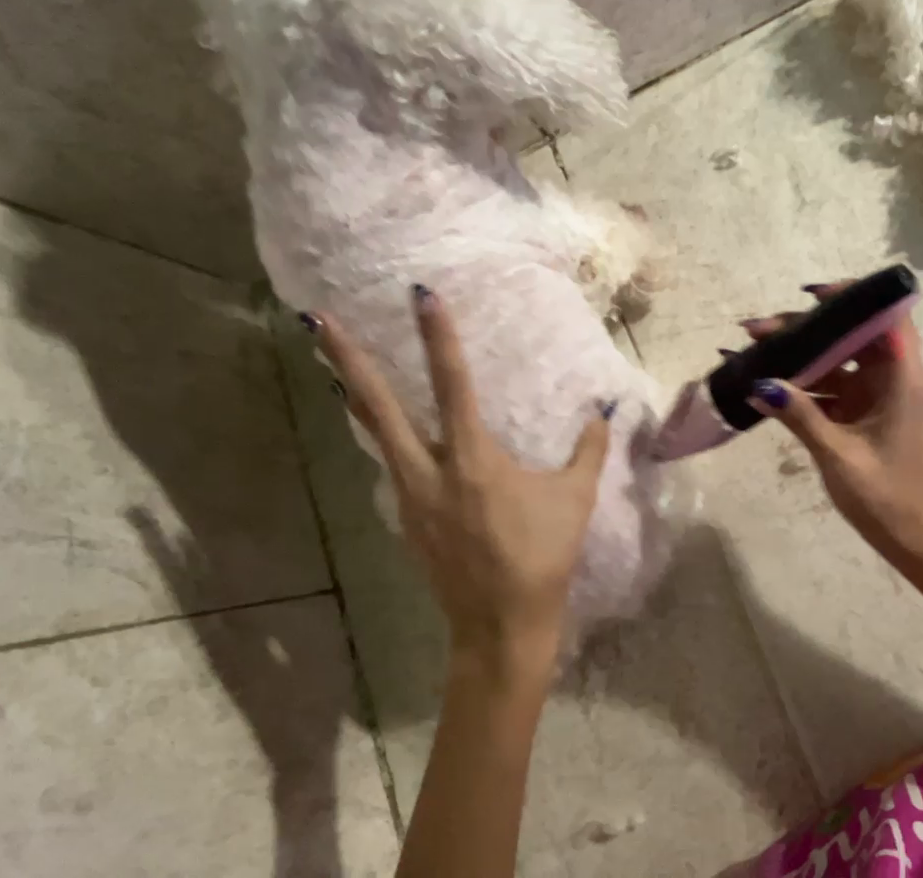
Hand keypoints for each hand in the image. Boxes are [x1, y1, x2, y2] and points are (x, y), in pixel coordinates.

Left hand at [306, 288, 611, 671]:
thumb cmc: (542, 557)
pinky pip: (392, 466)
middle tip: (320, 322)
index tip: (422, 295)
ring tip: (337, 368)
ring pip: (376, 436)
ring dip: (357, 398)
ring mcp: (410, 498)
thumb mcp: (574, 500)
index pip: (453, 383)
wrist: (500, 626)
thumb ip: (587, 451)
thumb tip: (603, 415)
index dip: (439, 336)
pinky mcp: (406, 521)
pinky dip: (384, 439)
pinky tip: (390, 434)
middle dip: (349, 361)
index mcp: (472, 459)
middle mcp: (429, 471)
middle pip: (378, 406)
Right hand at [743, 282, 922, 555]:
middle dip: (807, 327)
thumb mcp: (837, 452)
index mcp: (901, 378)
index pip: (887, 318)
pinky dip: (802, 381)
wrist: (902, 533)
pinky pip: (830, 384)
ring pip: (836, 358)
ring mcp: (874, 394)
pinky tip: (767, 380)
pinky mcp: (860, 410)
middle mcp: (891, 377)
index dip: (855, 298)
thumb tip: (760, 384)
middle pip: (851, 335)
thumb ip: (800, 415)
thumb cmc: (881, 492)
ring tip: (753, 348)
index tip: (814, 295)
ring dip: (799, 354)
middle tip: (759, 328)